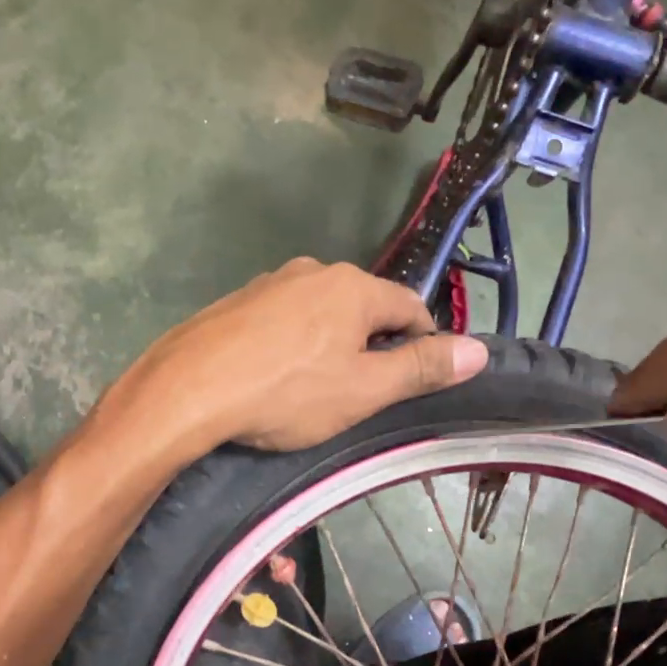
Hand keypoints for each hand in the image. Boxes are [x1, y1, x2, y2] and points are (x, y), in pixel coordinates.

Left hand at [104, 258, 488, 454]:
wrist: (188, 390)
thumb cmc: (286, 393)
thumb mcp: (363, 390)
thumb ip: (420, 368)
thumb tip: (478, 349)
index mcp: (354, 287)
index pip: (412, 306)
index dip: (422, 344)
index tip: (410, 381)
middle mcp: (314, 271)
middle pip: (365, 305)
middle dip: (373, 343)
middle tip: (360, 393)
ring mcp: (269, 283)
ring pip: (321, 312)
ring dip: (331, 343)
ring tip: (314, 389)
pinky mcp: (235, 303)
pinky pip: (283, 320)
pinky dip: (292, 344)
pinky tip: (274, 377)